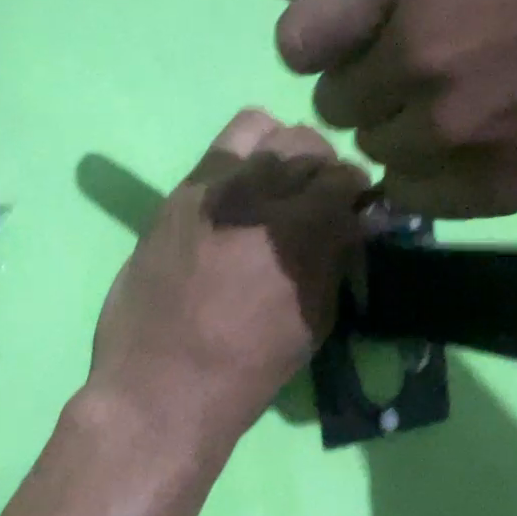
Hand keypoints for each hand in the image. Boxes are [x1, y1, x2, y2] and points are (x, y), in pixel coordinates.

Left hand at [85, 110, 368, 449]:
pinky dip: (243, 158)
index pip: (346, 178)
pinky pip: (221, 148)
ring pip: (263, 130)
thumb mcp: (314, 322)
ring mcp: (212, 187)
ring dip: (283, 153)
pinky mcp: (177, 192)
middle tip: (318, 203)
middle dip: (323, 172)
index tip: (353, 214)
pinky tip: (241, 191)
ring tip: (278, 187)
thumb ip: (334, 261)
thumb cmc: (247, 370)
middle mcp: (258, 194)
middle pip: (308, 146)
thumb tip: (347, 226)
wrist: (160, 385)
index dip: (356, 196)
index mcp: (302, 232)